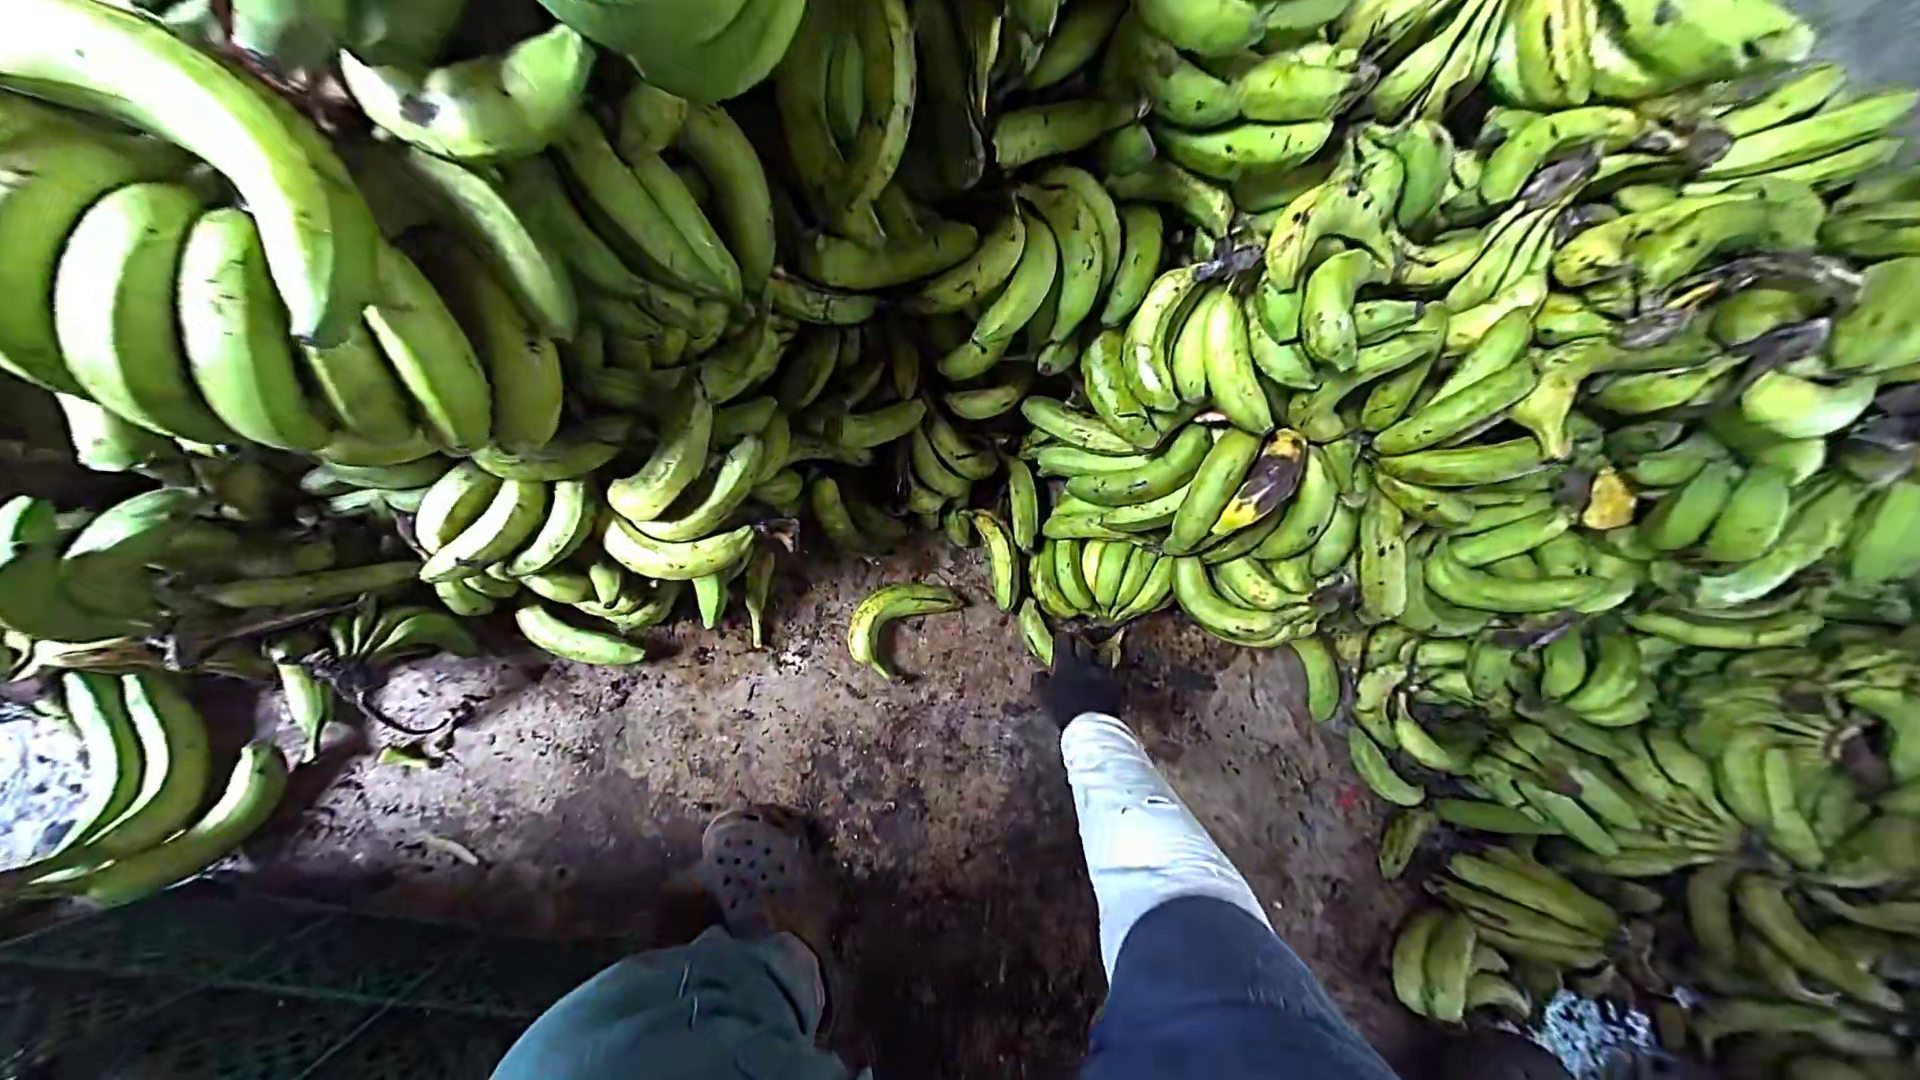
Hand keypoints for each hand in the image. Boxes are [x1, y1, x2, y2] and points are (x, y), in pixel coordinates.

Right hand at [1030, 631, 1122, 729]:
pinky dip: (1106, 665)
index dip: (1061, 637)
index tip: (1059, 638)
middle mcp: (1084, 661)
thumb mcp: (1042, 695)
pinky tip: (1103, 669)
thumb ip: (1039, 679)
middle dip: (1077, 641)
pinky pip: (1111, 667)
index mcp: (1065, 662)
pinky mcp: (1113, 680)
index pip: (1064, 639)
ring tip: (1092, 654)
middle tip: (1074, 644)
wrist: (1089, 725)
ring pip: (1100, 651)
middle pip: (1082, 642)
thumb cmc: (1062, 710)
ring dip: (1095, 651)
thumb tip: (1040, 670)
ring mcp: (1101, 670)